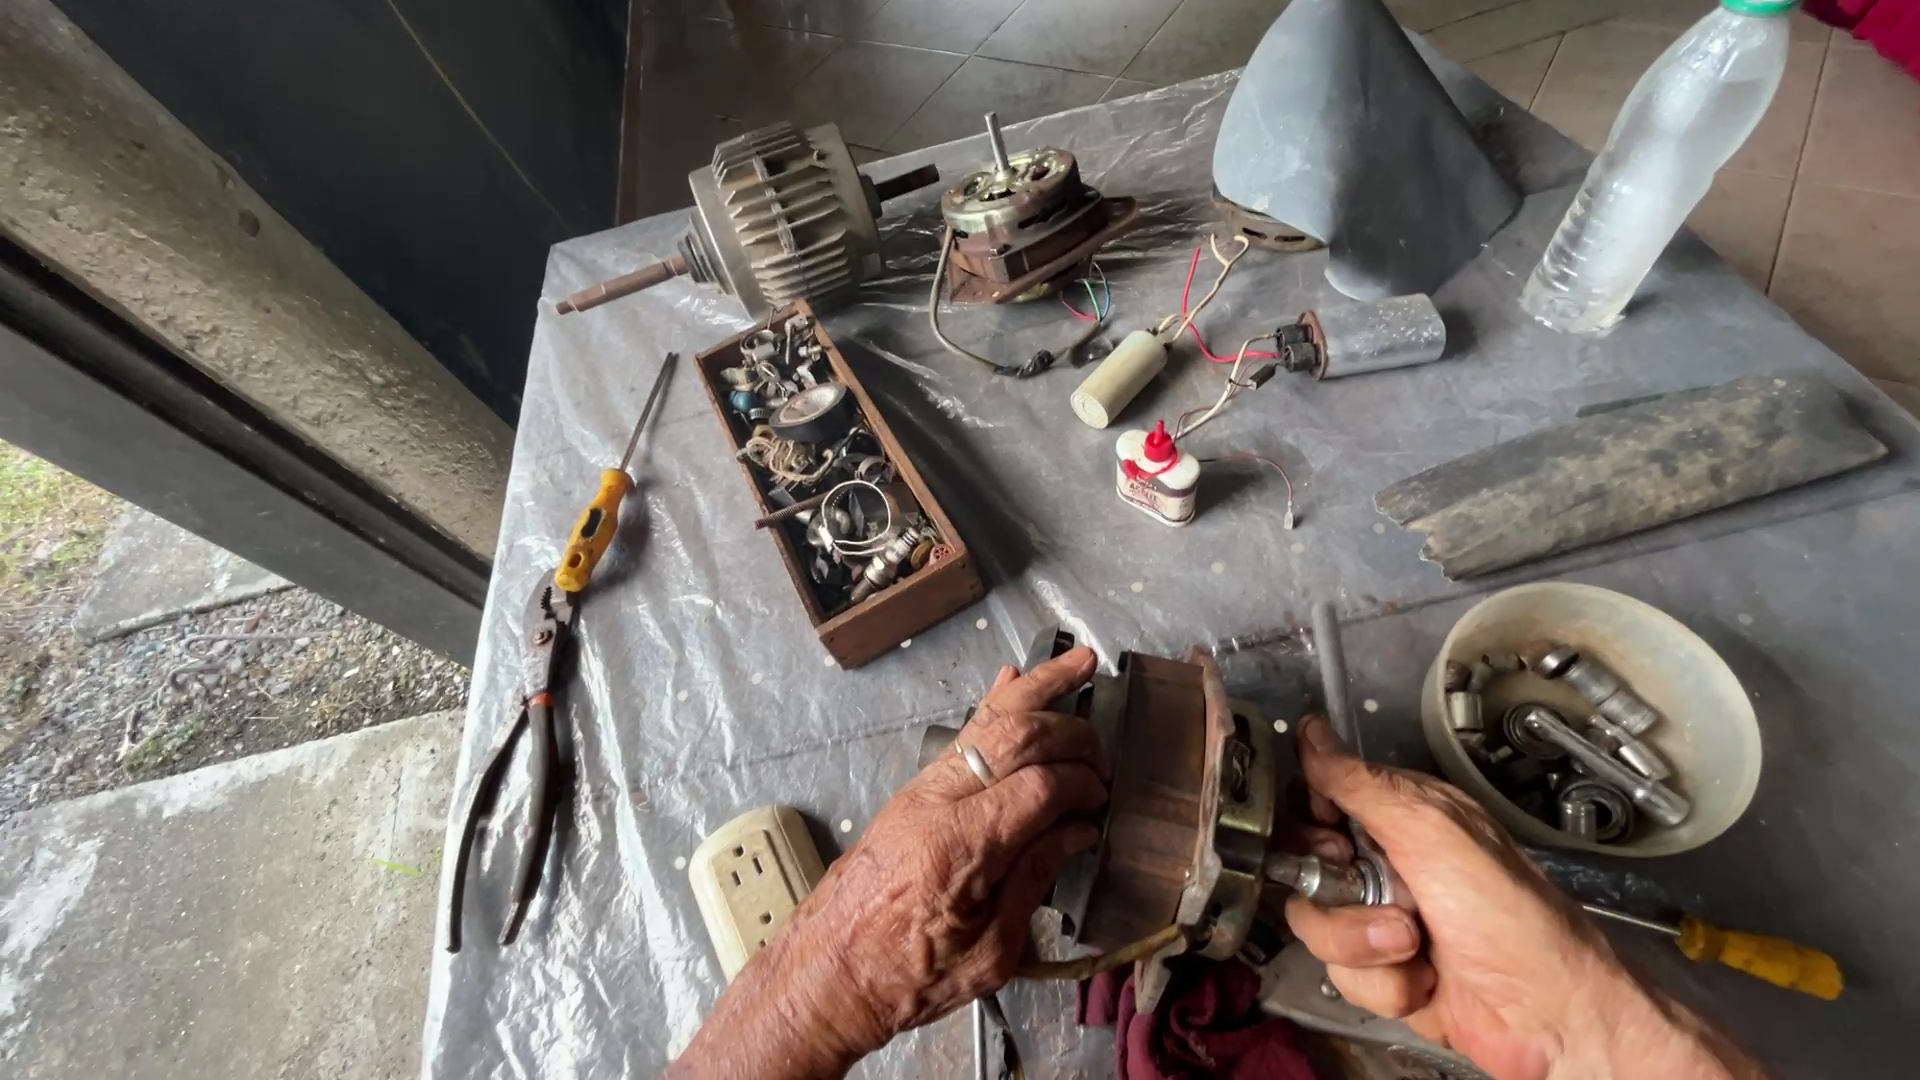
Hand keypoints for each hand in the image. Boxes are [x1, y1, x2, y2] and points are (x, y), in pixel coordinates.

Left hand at [671, 647, 1107, 1077]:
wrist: (830, 968)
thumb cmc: (908, 976)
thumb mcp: (990, 952)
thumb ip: (1035, 879)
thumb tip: (1079, 830)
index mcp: (961, 848)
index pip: (1038, 787)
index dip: (1081, 785)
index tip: (1102, 801)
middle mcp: (941, 800)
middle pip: (1016, 736)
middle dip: (1071, 734)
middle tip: (1102, 757)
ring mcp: (925, 785)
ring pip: (989, 719)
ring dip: (1038, 687)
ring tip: (1079, 663)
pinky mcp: (918, 785)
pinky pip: (964, 733)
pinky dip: (995, 702)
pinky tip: (1013, 677)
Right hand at [1284, 716, 1763, 1079]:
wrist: (1556, 1024)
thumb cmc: (1513, 921)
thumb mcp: (1432, 833)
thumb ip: (1362, 783)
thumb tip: (1312, 733)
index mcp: (1398, 815)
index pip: (1316, 797)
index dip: (1313, 819)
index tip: (1335, 838)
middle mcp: (1383, 862)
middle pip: (1304, 862)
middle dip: (1336, 889)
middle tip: (1380, 894)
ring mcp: (1379, 917)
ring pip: (1315, 921)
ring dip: (1363, 942)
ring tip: (1413, 947)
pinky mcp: (1383, 969)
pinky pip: (1341, 971)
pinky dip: (1382, 982)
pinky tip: (1423, 980)